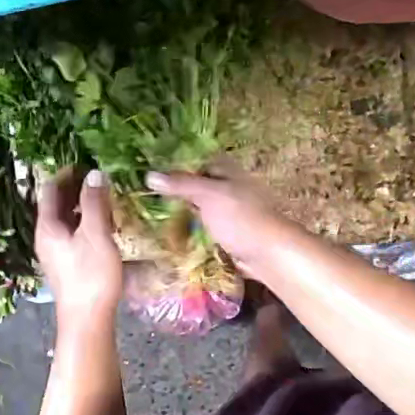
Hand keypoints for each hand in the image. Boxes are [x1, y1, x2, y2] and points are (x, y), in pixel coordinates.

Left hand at [37, 167, 122, 324]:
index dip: (66, 173)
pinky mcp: (67, 264)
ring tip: (104, 197)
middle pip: (56, 204)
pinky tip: (103, 225)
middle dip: (75, 188)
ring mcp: (56, 252)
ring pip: (66, 220)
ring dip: (82, 205)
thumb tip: (95, 173)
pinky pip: (73, 234)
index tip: (87, 163)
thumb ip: (95, 202)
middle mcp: (46, 237)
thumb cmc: (91, 276)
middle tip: (99, 177)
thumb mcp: (96, 234)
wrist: (87, 319)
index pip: (50, 189)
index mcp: (48, 227)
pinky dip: (85, 222)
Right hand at [145, 168, 303, 277]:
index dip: (176, 167)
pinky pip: (206, 227)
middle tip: (147, 197)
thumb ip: (180, 185)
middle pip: (198, 185)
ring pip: (201, 207)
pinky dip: (192, 230)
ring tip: (155, 216)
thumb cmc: (240, 217)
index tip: (151, 174)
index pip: (197, 161)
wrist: (267, 253)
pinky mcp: (229, 233)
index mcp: (227, 171)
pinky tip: (175, 234)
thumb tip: (149, 174)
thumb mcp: (208, 195)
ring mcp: (230, 211)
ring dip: (183, 212)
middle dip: (177, 192)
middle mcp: (229, 188)